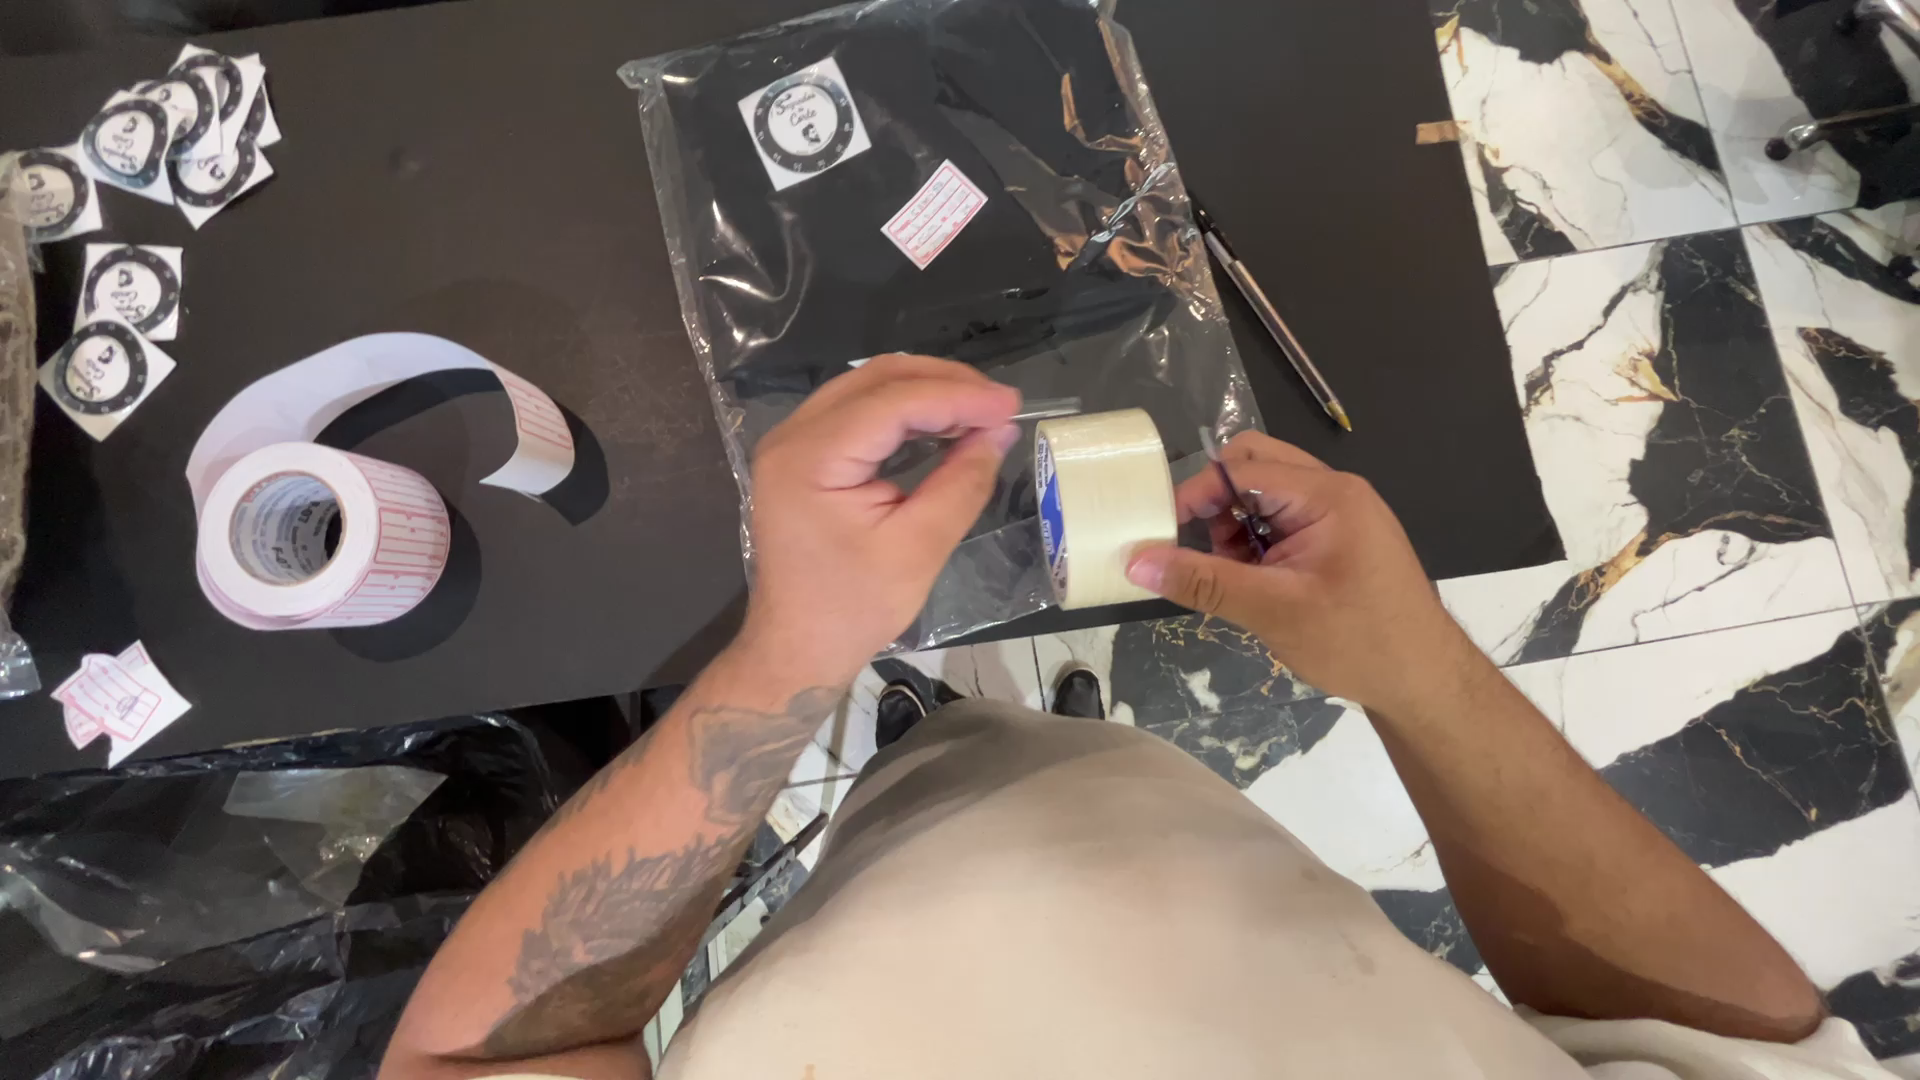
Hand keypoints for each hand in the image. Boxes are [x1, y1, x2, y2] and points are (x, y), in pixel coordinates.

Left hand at [737, 355, 1019, 682]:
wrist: (798, 646)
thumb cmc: (853, 609)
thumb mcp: (918, 551)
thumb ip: (961, 485)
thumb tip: (999, 432)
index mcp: (809, 459)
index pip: (892, 402)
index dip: (957, 396)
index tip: (1011, 404)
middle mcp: (791, 436)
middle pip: (876, 379)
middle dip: (944, 383)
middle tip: (999, 404)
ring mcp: (792, 443)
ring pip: (867, 388)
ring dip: (926, 392)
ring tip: (979, 411)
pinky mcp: (804, 456)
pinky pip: (858, 412)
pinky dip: (904, 411)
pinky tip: (942, 424)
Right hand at [1124, 432, 1479, 712]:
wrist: (1425, 684)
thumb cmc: (1357, 641)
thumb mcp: (1271, 610)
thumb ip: (1202, 581)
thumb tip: (1136, 562)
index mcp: (1327, 495)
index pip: (1240, 469)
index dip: (1194, 494)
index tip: (1161, 532)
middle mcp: (1333, 492)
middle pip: (1253, 465)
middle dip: (1216, 502)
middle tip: (1202, 547)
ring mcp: (1337, 514)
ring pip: (1263, 492)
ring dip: (1233, 524)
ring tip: (1232, 573)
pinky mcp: (1334, 539)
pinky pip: (1279, 519)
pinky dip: (1253, 542)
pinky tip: (1254, 581)